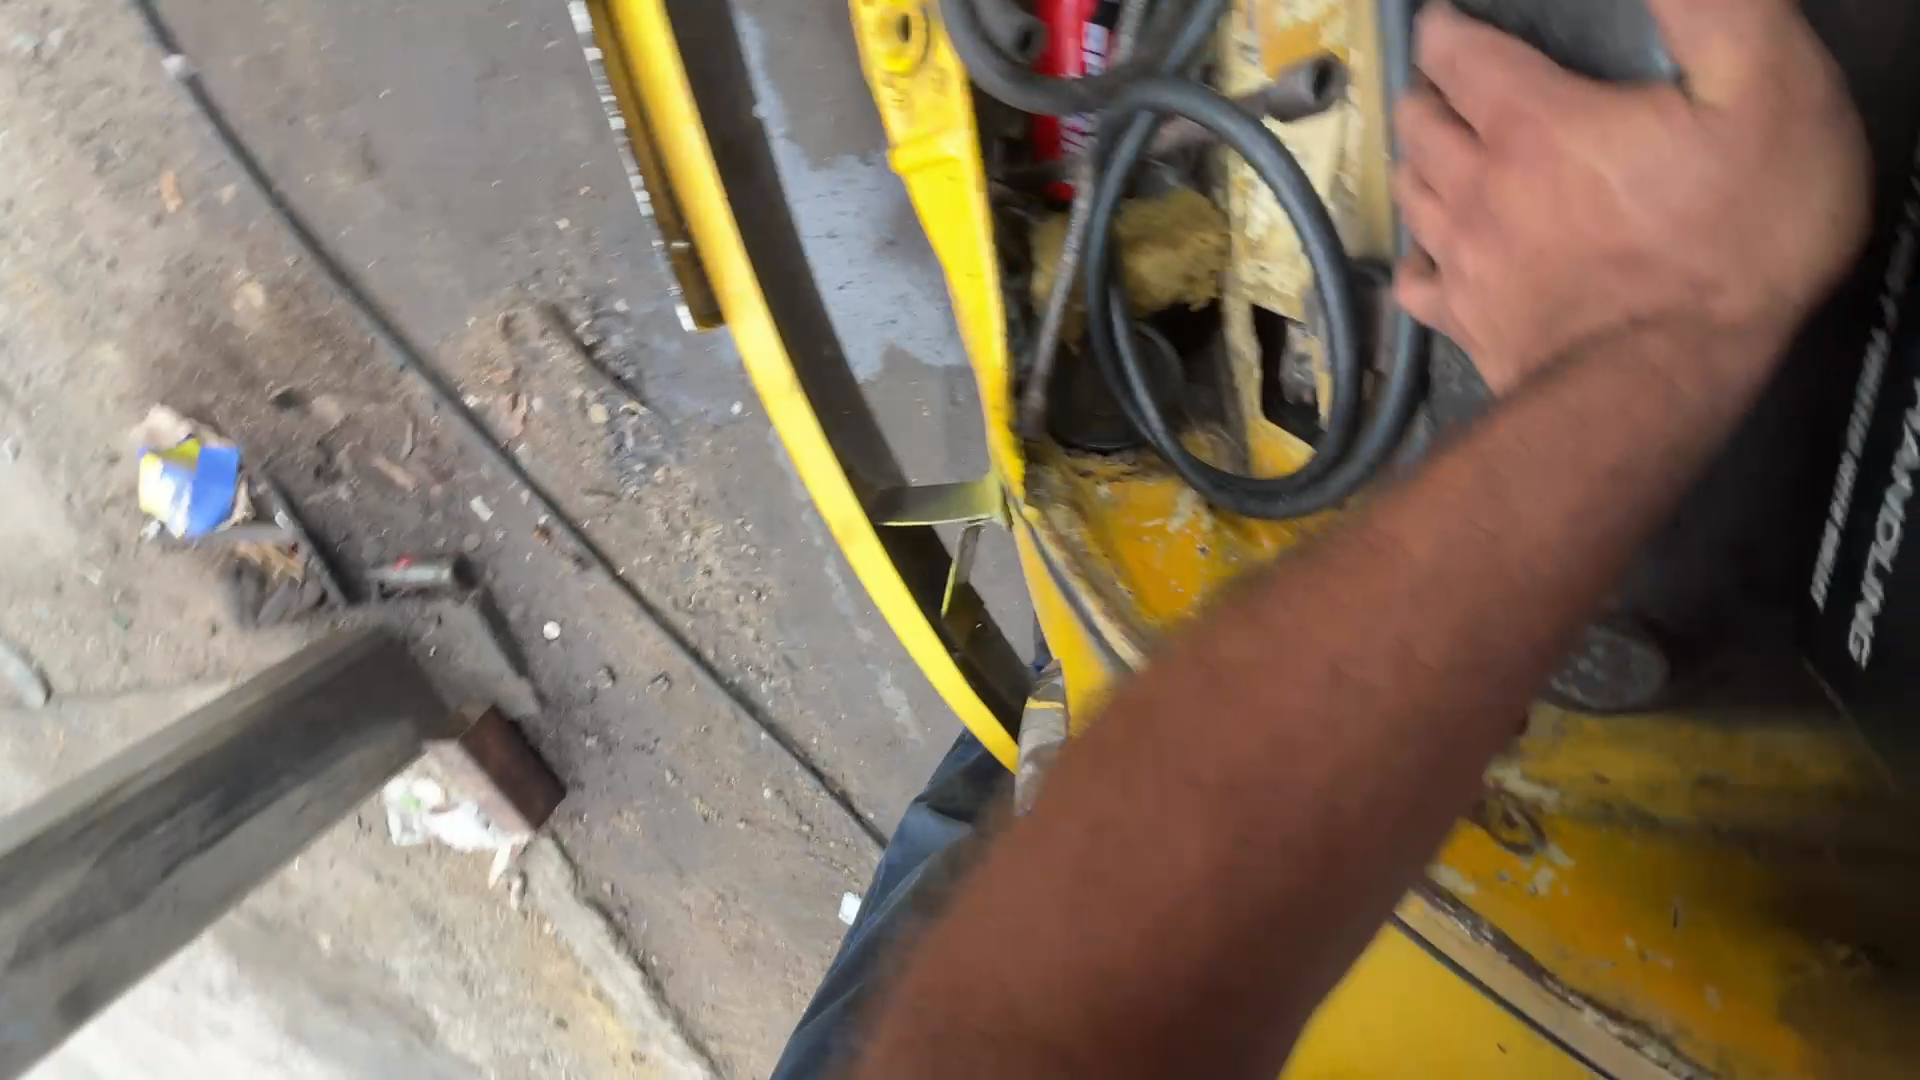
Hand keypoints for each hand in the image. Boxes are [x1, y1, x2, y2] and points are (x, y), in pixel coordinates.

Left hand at [1392, 0, 1869, 394]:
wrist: (1655, 369)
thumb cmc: (1727, 233)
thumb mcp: (1765, 91)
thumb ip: (1711, 14)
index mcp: (1535, 127)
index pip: (1466, 63)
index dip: (1444, 37)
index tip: (1432, 26)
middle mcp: (1473, 189)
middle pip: (1421, 132)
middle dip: (1420, 101)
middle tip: (1427, 91)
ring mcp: (1455, 257)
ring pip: (1408, 197)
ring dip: (1411, 166)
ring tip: (1421, 153)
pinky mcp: (1454, 315)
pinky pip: (1412, 280)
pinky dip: (1413, 258)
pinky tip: (1424, 254)